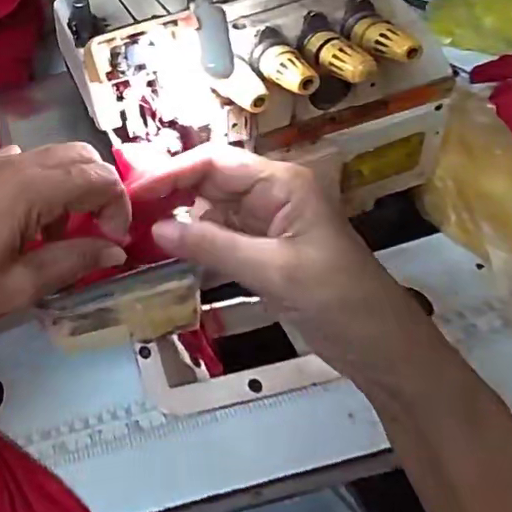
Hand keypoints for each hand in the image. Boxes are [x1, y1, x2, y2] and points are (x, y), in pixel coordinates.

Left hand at [0, 144, 130, 369]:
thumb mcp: (19, 286)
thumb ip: (74, 260)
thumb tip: (117, 249)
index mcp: (28, 187)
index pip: (97, 177)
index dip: (118, 205)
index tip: (117, 241)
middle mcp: (12, 163)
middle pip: (79, 155)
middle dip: (100, 188)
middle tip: (99, 232)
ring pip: (51, 156)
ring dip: (71, 185)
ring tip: (61, 236)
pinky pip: (22, 164)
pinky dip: (42, 183)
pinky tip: (28, 223)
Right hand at [135, 145, 435, 385]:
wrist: (385, 350)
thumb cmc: (339, 300)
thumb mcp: (275, 272)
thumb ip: (213, 246)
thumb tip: (157, 228)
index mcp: (282, 182)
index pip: (216, 162)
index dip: (173, 171)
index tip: (134, 190)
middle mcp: (272, 194)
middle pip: (211, 181)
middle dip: (171, 192)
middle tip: (126, 209)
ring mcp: (268, 222)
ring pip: (212, 209)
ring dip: (180, 218)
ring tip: (137, 229)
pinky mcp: (265, 250)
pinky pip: (221, 236)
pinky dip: (196, 242)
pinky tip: (168, 251)